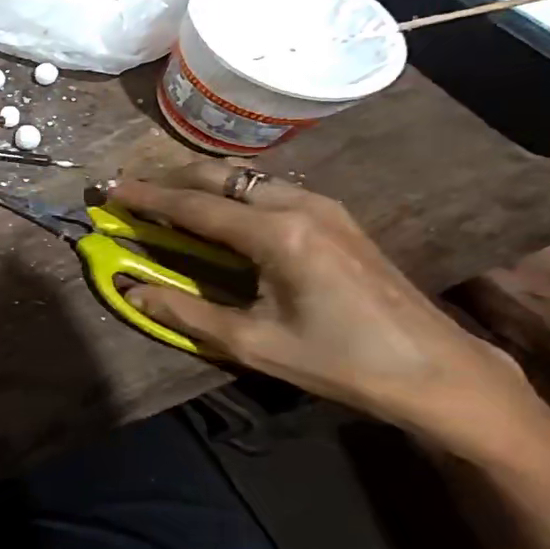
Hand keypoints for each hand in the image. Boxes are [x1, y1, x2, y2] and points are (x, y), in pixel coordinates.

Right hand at [109, 166, 527, 439]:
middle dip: (168, 179)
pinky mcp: (334, 215)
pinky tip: (218, 213)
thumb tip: (129, 291)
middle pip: (217, 176)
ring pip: (242, 178)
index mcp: (277, 235)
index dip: (146, 198)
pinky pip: (265, 188)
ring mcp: (321, 205)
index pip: (194, 206)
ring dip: (199, 184)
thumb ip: (185, 312)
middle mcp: (297, 204)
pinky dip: (228, 193)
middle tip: (132, 191)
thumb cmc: (343, 362)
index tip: (109, 191)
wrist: (440, 372)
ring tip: (166, 199)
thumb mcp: (255, 344)